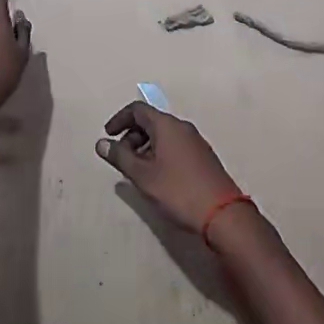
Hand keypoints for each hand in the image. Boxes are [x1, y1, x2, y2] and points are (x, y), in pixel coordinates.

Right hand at [96, 102, 242, 232]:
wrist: (222, 214)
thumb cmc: (178, 191)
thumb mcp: (143, 175)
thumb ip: (120, 157)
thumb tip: (102, 143)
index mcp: (167, 125)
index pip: (138, 109)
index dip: (119, 119)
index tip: (107, 135)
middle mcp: (182, 127)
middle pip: (151, 121)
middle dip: (131, 135)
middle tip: (121, 158)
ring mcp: (195, 142)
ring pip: (163, 135)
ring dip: (145, 146)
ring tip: (137, 171)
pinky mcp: (202, 157)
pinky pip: (174, 145)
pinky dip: (159, 153)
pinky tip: (156, 177)